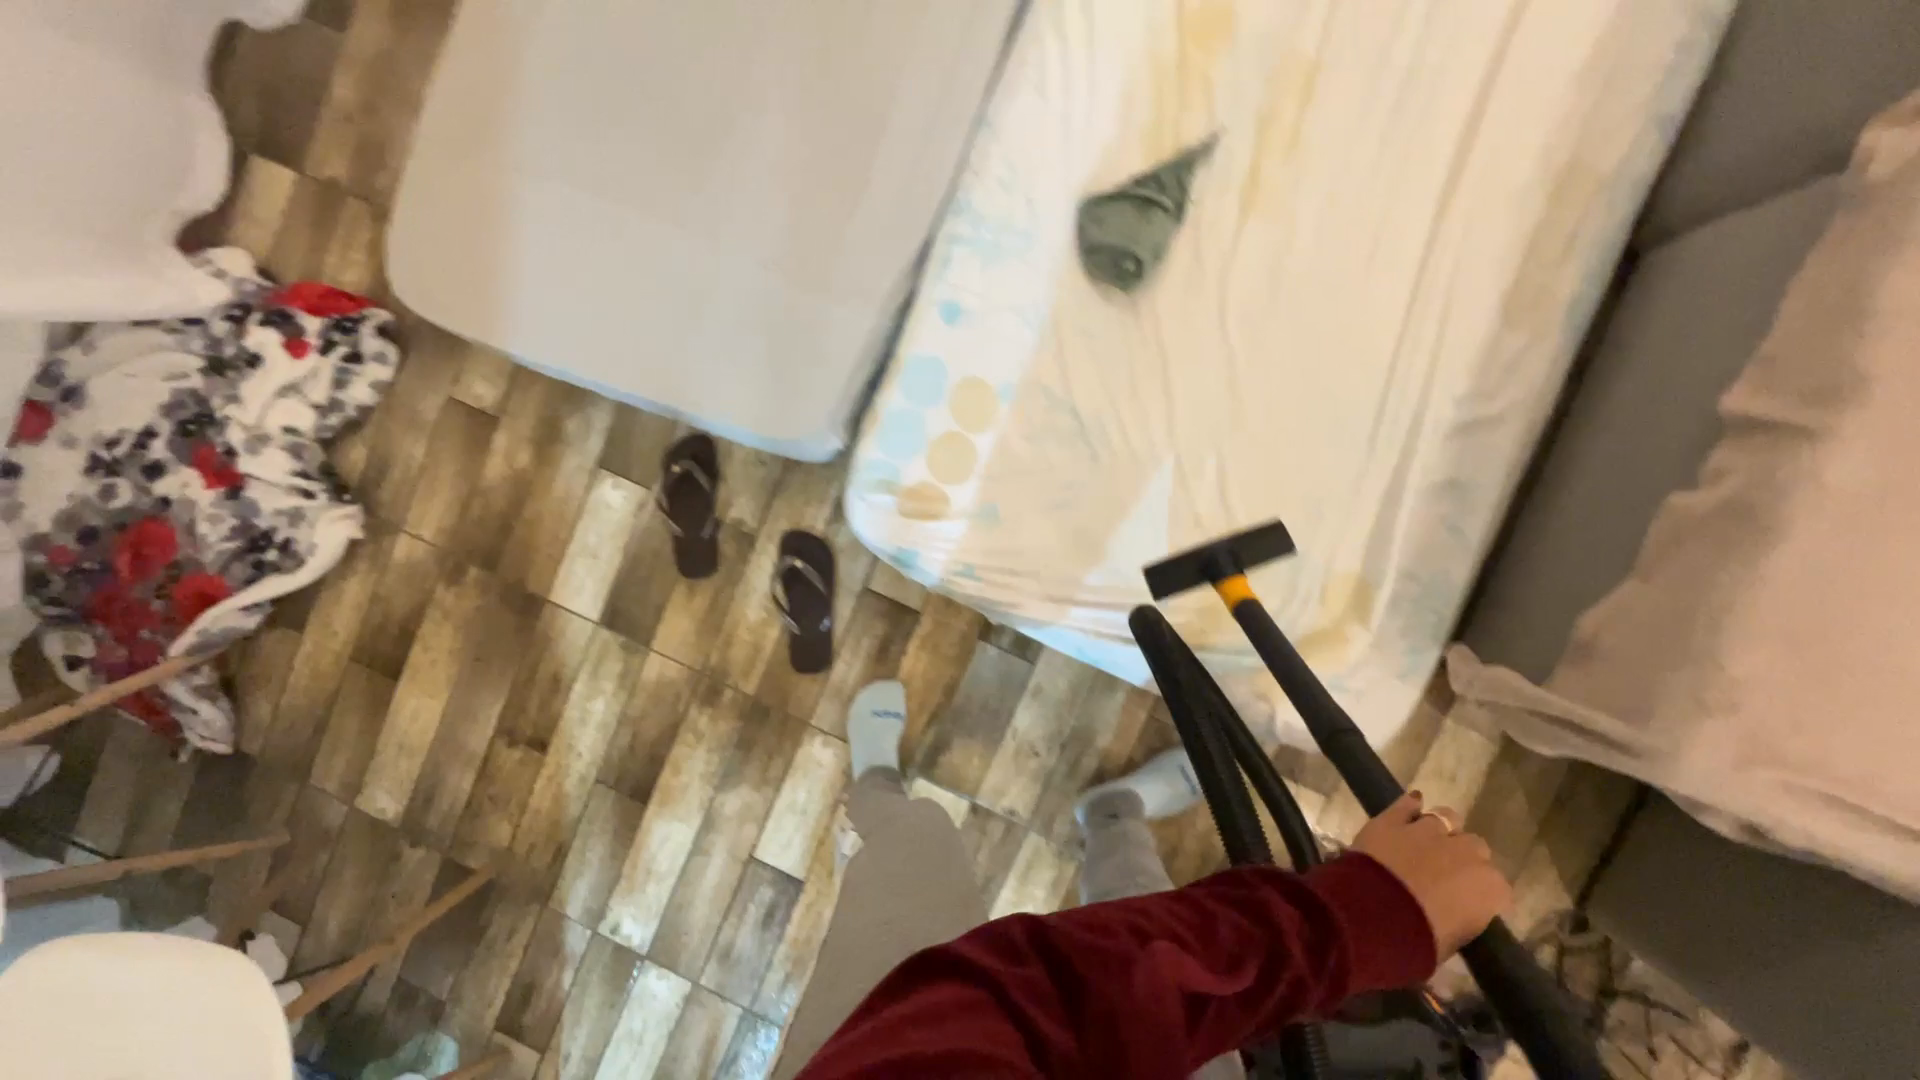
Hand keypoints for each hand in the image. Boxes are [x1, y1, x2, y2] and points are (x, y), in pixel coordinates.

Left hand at [1350, 792, 1511, 958]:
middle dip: (1463, 857)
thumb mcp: (1454, 941)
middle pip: (1475, 846)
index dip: (1482, 891)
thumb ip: (1464, 918)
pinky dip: (1409, 805)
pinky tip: (1410, 805)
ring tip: (1428, 839)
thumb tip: (1456, 913)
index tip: (1468, 900)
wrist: (1372, 916)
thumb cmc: (1419, 941)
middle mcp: (1465, 852)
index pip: (1498, 886)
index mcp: (1489, 888)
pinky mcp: (1392, 820)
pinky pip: (1406, 804)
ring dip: (1440, 828)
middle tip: (1445, 871)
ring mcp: (1427, 831)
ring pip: (1445, 818)